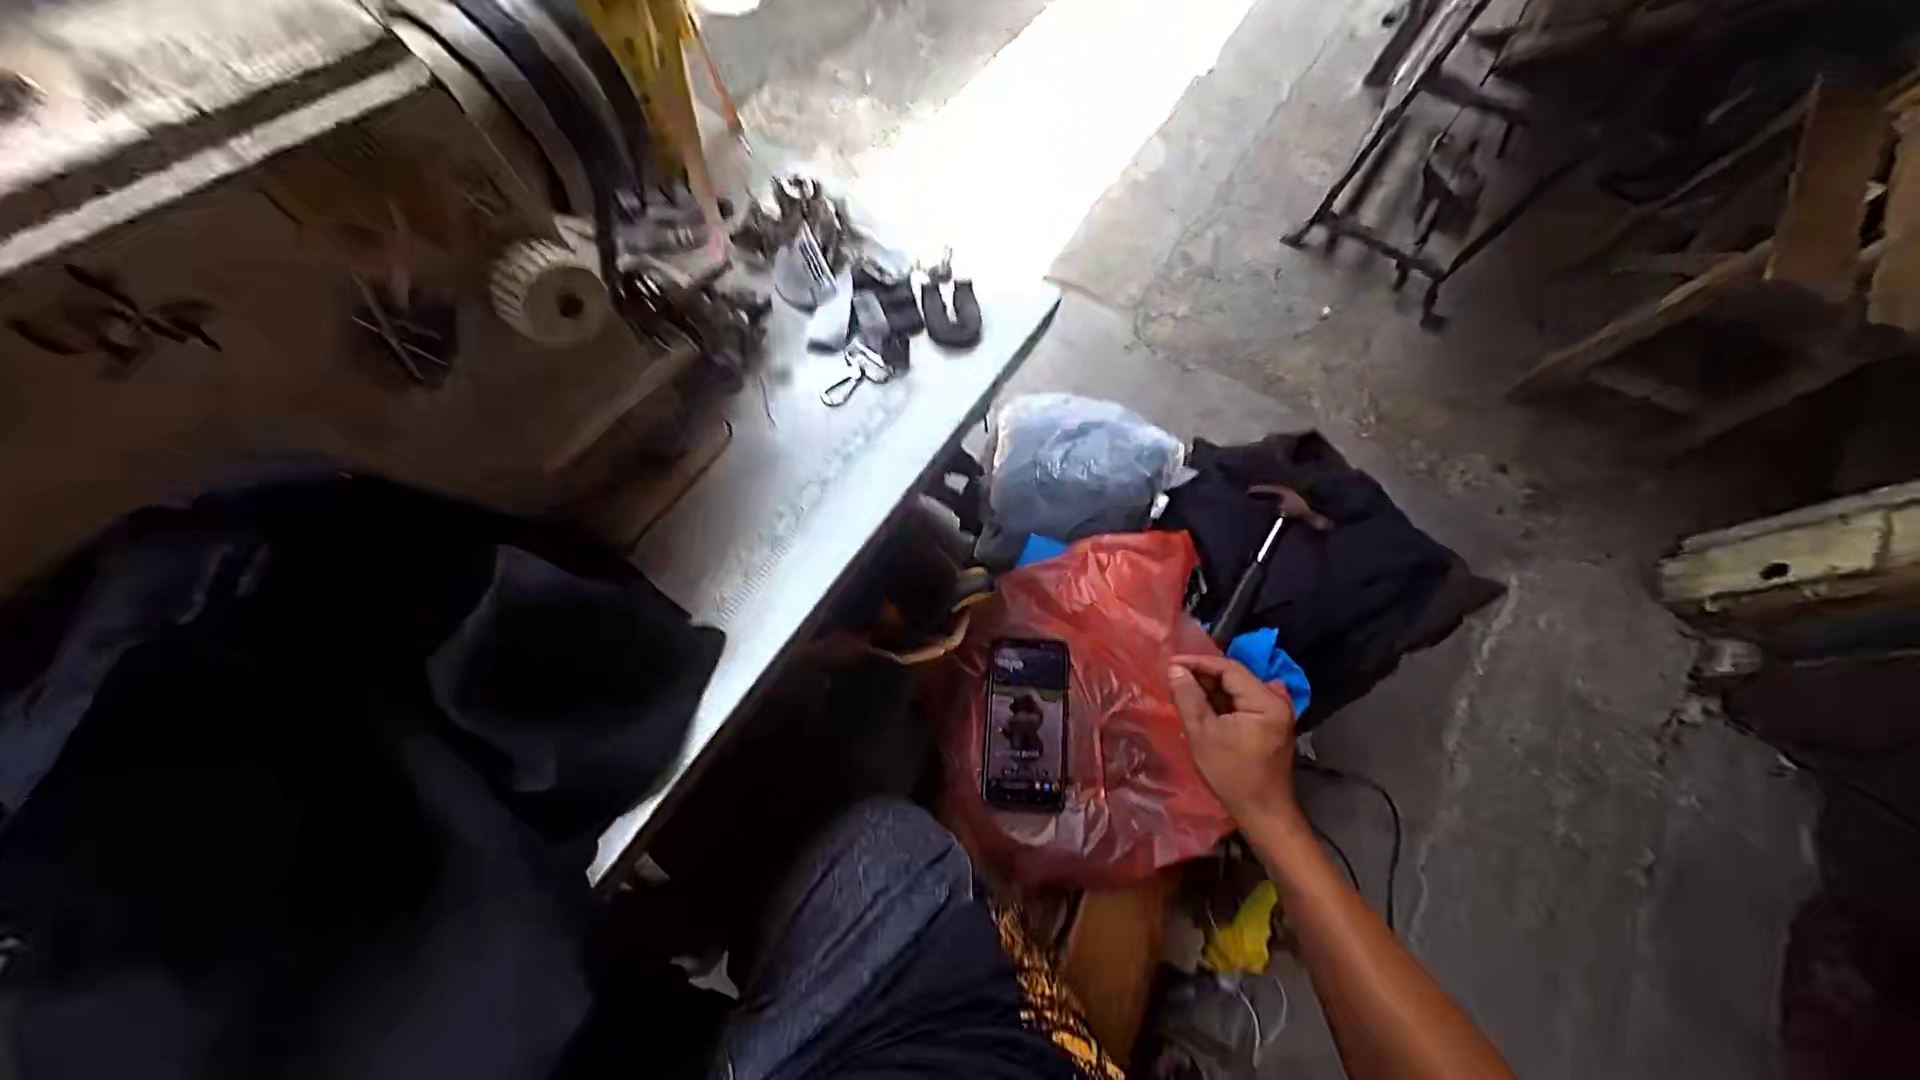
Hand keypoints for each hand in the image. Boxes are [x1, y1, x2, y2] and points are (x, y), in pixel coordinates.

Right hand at [1168, 654, 1299, 825]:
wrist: (1263, 813)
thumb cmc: (1231, 775)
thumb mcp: (1202, 733)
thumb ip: (1187, 696)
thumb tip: (1175, 669)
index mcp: (1265, 702)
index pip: (1228, 668)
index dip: (1197, 662)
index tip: (1170, 664)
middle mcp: (1276, 701)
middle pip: (1234, 676)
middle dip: (1202, 675)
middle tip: (1173, 678)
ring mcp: (1276, 713)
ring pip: (1237, 689)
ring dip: (1210, 688)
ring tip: (1183, 690)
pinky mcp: (1270, 724)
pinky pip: (1242, 702)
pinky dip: (1221, 701)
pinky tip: (1201, 705)